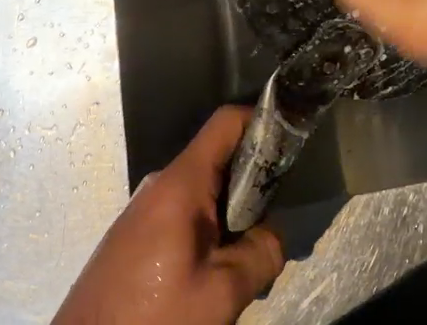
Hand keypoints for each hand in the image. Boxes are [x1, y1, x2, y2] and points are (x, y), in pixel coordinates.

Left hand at [53, 106, 284, 324]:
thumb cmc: (153, 318)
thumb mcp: (221, 293)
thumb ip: (262, 254)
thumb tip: (274, 233)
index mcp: (181, 183)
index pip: (226, 122)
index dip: (263, 121)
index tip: (292, 145)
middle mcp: (160, 185)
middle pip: (219, 161)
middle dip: (253, 188)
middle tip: (273, 228)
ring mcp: (143, 210)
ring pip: (204, 195)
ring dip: (231, 220)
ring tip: (244, 265)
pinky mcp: (134, 237)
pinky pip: (184, 217)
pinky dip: (208, 235)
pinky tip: (212, 277)